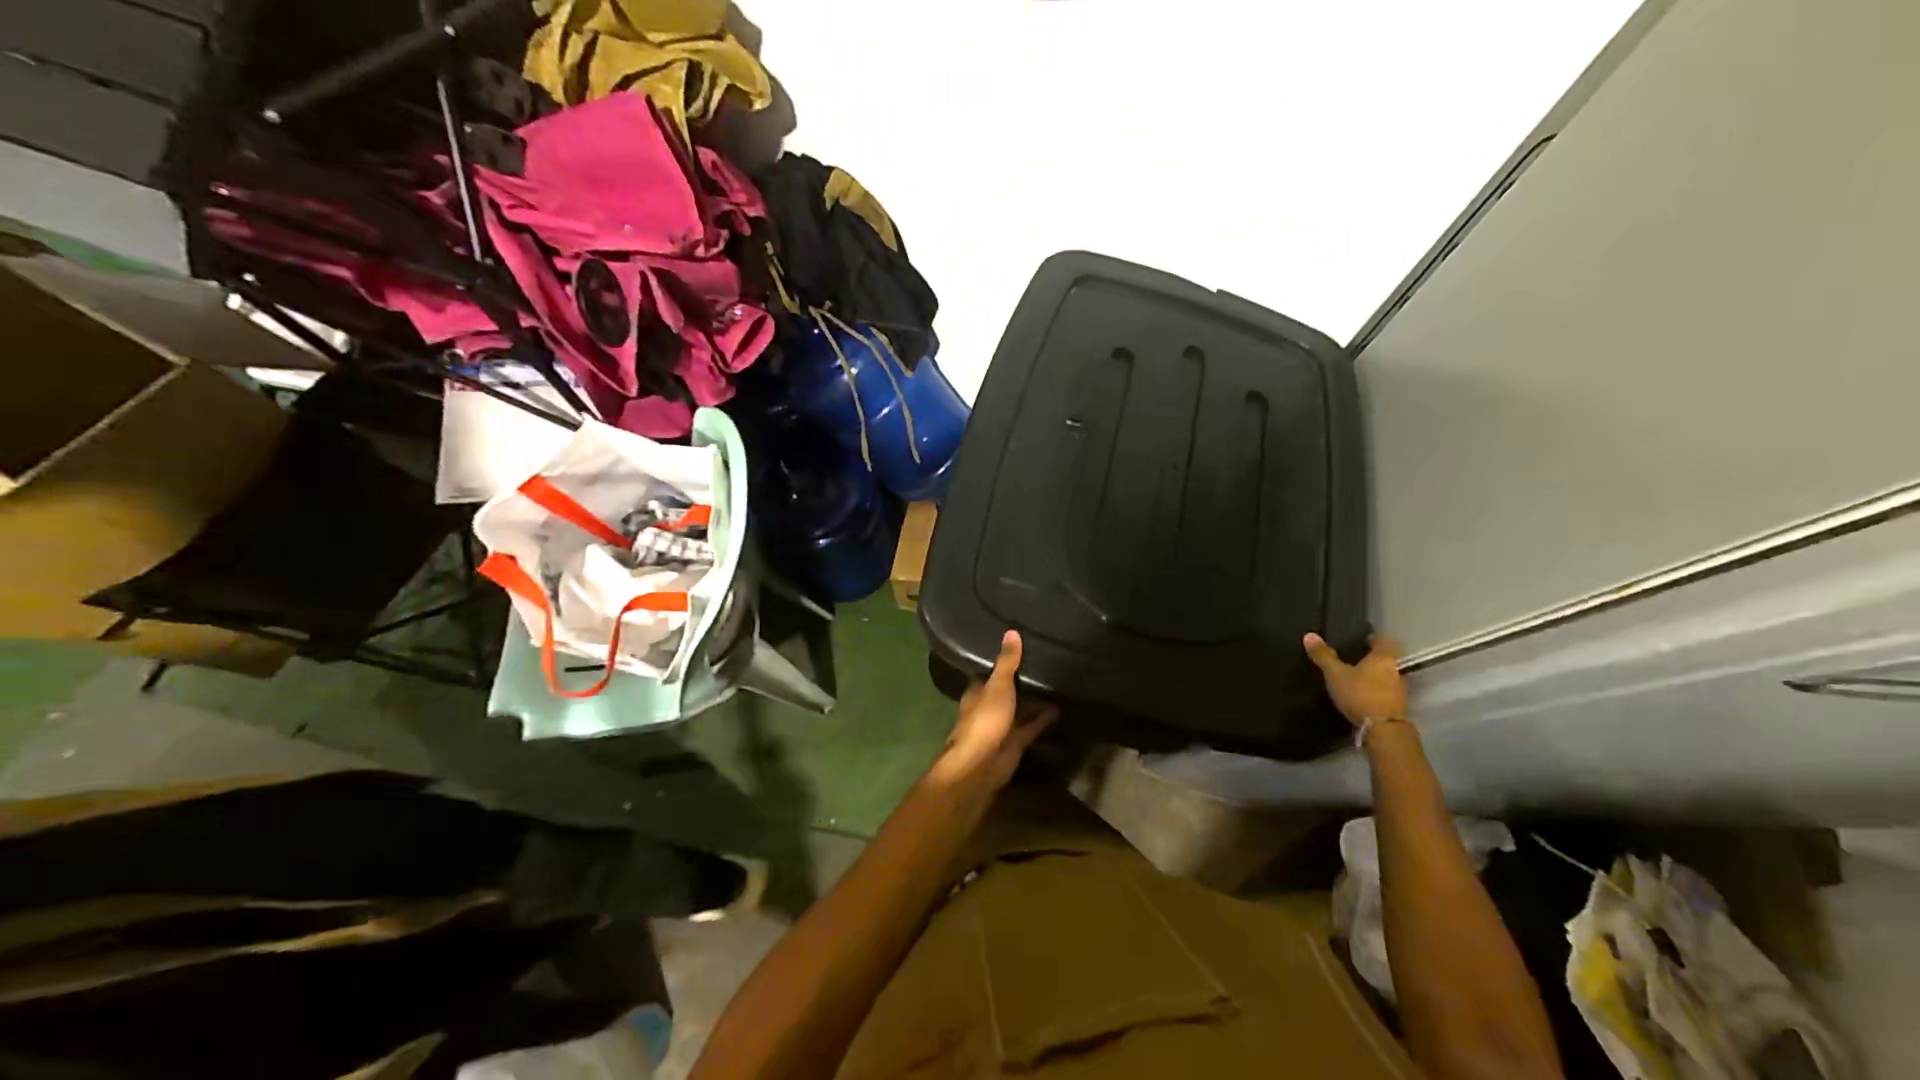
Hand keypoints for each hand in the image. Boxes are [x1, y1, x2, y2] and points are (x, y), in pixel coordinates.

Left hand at [930, 630, 1057, 792]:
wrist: (983, 763)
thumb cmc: (985, 719)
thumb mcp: (998, 685)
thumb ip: (1007, 662)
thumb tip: (1011, 631)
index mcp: (978, 691)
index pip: (990, 672)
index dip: (1003, 661)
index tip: (1021, 648)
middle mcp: (989, 707)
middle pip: (1007, 690)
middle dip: (1021, 681)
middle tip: (1045, 663)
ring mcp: (1002, 725)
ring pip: (1020, 709)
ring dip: (1035, 700)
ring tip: (1057, 683)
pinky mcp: (1016, 741)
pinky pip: (1032, 726)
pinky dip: (1043, 718)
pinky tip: (1060, 708)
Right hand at [1304, 632, 1407, 728]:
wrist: (1383, 728)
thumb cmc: (1360, 694)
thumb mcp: (1336, 674)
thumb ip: (1324, 655)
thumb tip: (1309, 635)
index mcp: (1383, 656)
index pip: (1381, 640)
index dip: (1371, 639)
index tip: (1361, 640)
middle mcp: (1396, 668)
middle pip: (1387, 657)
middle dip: (1373, 657)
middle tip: (1356, 658)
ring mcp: (1400, 686)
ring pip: (1388, 673)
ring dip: (1377, 673)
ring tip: (1358, 676)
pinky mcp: (1399, 703)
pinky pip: (1388, 688)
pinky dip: (1378, 688)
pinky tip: (1365, 692)